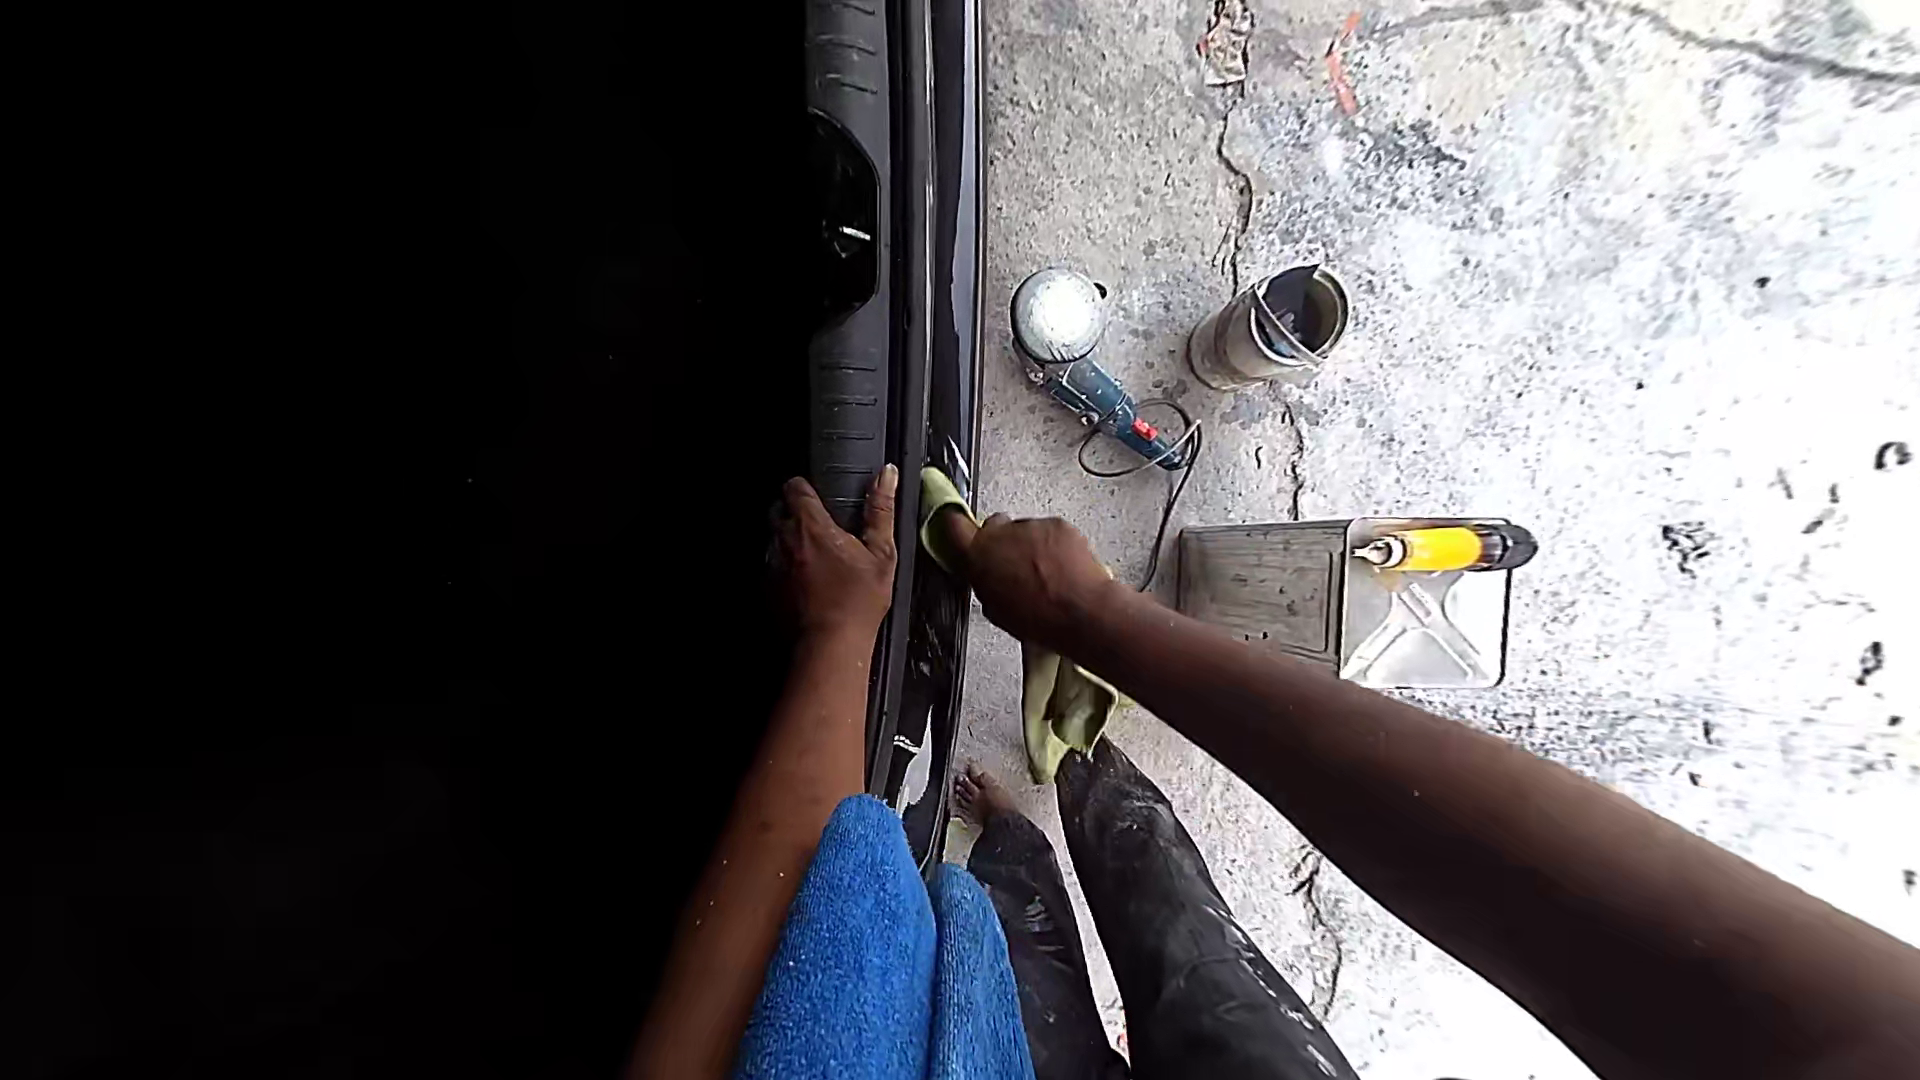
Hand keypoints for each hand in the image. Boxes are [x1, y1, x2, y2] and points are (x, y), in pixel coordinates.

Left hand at [775, 468, 897, 635]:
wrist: (830, 644)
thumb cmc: (857, 602)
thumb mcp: (881, 553)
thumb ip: (881, 509)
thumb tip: (886, 475)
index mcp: (811, 525)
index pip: (794, 487)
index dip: (805, 488)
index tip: (818, 497)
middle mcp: (784, 540)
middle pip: (779, 510)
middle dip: (795, 514)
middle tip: (821, 530)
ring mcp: (771, 565)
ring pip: (773, 539)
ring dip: (789, 542)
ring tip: (816, 559)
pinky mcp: (766, 588)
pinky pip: (771, 566)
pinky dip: (785, 568)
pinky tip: (806, 582)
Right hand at [953, 513, 1119, 650]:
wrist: (1082, 611)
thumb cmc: (1041, 618)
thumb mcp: (998, 611)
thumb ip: (986, 584)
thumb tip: (988, 578)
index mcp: (979, 557)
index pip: (955, 527)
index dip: (955, 524)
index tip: (957, 524)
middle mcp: (1002, 535)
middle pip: (994, 526)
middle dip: (1002, 541)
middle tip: (1016, 563)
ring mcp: (1030, 527)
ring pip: (1025, 530)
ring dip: (1032, 545)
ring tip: (1047, 572)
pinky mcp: (1056, 524)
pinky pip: (1050, 530)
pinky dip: (1055, 544)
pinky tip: (1063, 567)